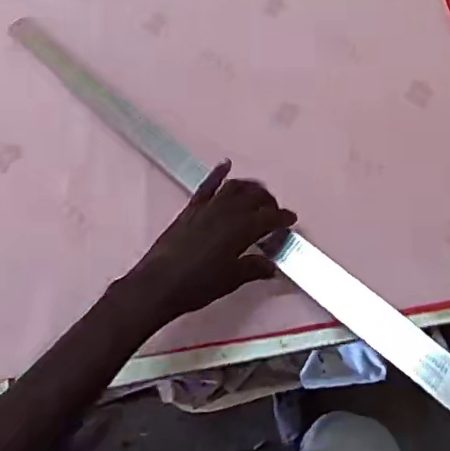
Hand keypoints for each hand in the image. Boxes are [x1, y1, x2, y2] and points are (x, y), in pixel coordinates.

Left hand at [120, 161, 296, 326]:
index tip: (290, 220)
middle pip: (255, 198)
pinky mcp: (191, 207)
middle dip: (269, 202)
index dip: (283, 217)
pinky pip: (207, 185)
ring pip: (235, 187)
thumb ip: (253, 268)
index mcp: (241, 229)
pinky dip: (218, 173)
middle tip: (275, 212)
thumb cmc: (197, 286)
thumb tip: (270, 266)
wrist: (159, 284)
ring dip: (250, 187)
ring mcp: (208, 207)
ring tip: (258, 194)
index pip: (269, 217)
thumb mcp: (231, 280)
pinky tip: (226, 164)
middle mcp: (227, 212)